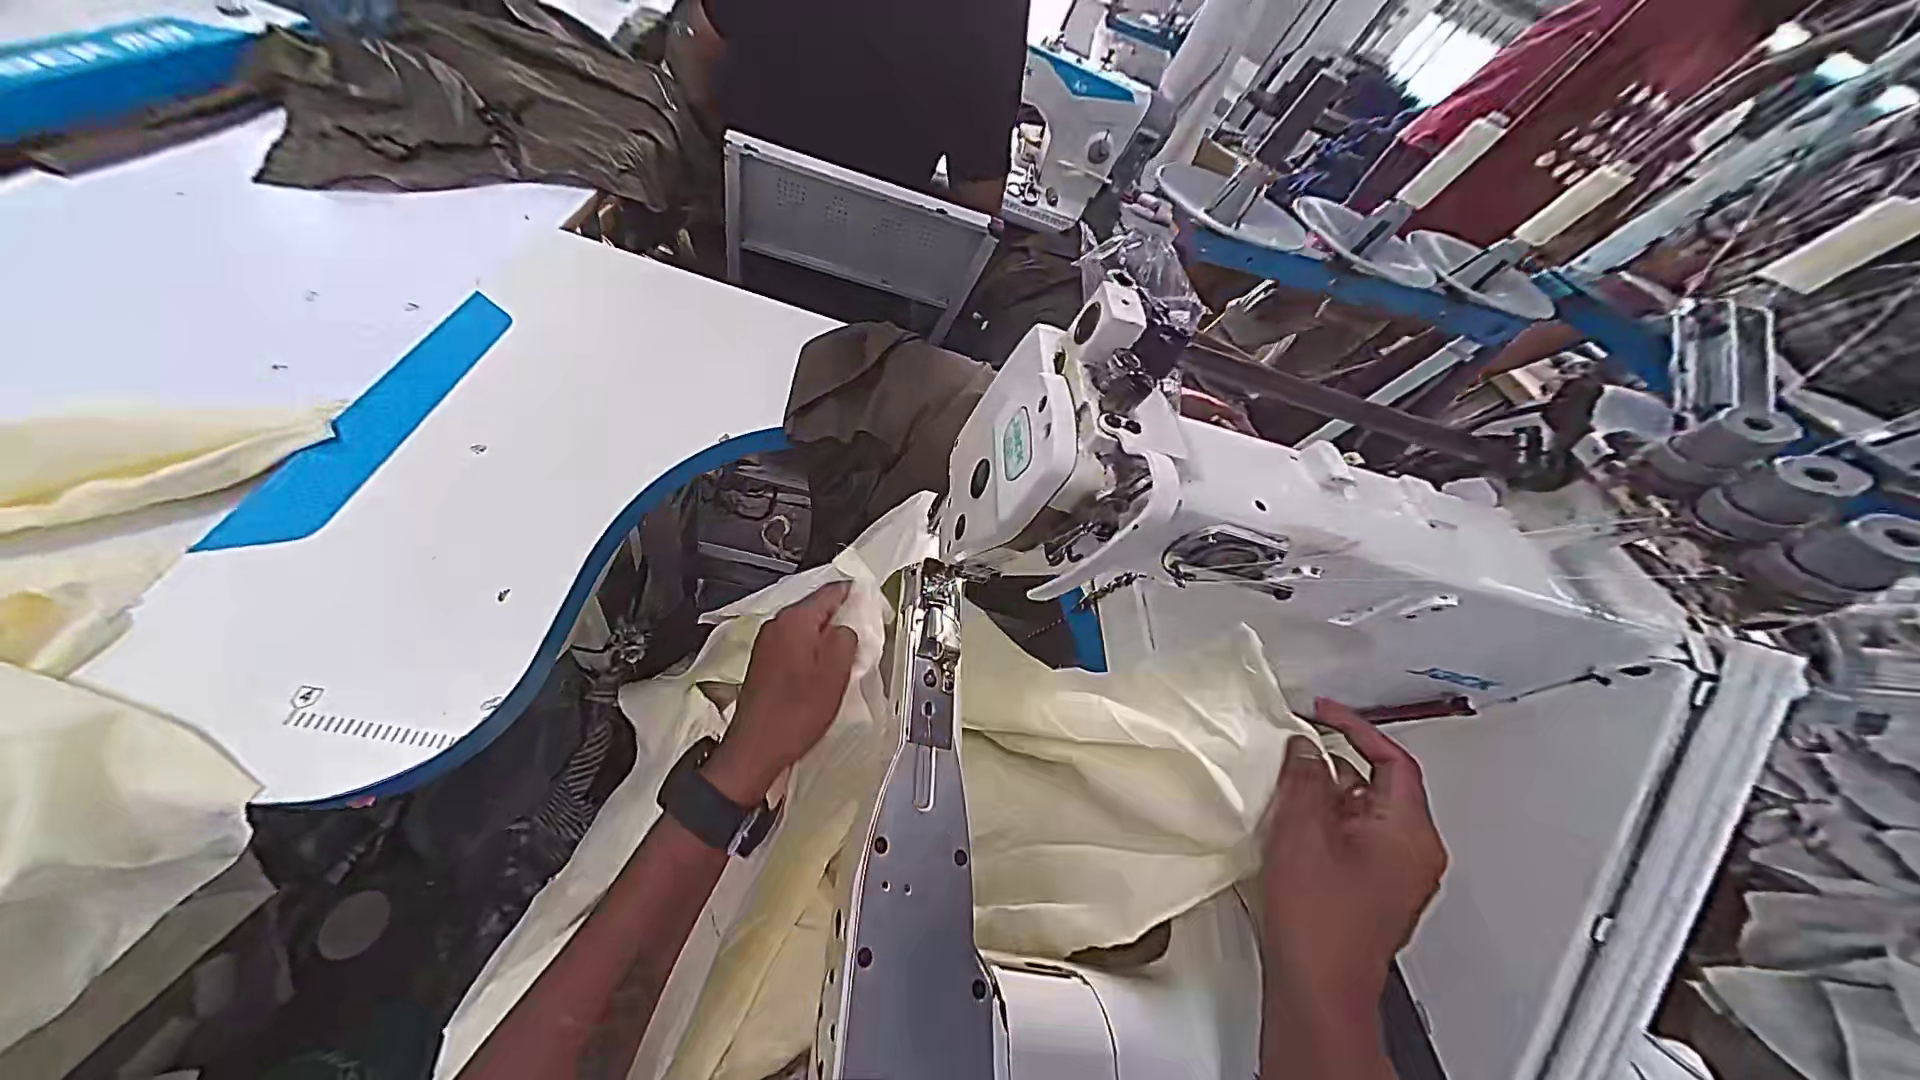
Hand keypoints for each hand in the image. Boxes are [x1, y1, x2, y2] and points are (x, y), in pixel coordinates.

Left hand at [703, 581, 858, 803]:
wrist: (758, 747)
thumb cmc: (795, 711)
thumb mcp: (837, 668)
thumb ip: (848, 635)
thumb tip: (849, 627)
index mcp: (795, 620)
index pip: (833, 590)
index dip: (857, 595)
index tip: (873, 603)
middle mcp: (777, 626)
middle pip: (819, 608)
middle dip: (843, 618)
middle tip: (865, 635)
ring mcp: (767, 644)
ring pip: (807, 629)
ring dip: (828, 639)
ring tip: (847, 659)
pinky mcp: (764, 663)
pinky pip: (796, 646)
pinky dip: (813, 653)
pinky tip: (824, 674)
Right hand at [1262, 699, 1447, 1013]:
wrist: (1317, 984)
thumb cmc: (1318, 921)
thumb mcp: (1301, 830)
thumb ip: (1304, 777)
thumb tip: (1305, 747)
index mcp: (1408, 833)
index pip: (1392, 760)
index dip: (1357, 726)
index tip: (1325, 711)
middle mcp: (1411, 851)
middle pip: (1378, 782)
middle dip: (1333, 759)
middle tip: (1295, 743)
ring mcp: (1393, 871)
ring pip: (1362, 807)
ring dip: (1325, 788)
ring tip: (1284, 781)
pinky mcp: (1372, 884)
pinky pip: (1353, 831)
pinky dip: (1324, 814)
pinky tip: (1289, 817)